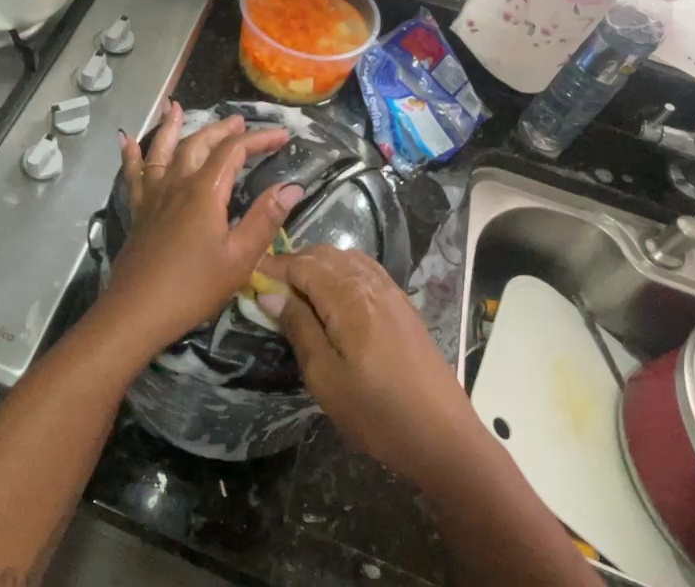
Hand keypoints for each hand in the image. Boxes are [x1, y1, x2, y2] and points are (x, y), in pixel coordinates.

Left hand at [102, 104, 300, 355]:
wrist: (138, 310)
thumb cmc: (194, 287)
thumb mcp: (240, 258)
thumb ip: (265, 218)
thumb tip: (292, 186)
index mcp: (204, 191)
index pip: (233, 151)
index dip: (258, 138)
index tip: (282, 135)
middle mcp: (176, 184)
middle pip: (198, 144)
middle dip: (222, 129)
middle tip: (240, 121)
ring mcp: (153, 196)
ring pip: (162, 150)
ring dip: (171, 127)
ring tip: (175, 107)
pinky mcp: (138, 211)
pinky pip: (134, 174)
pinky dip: (131, 155)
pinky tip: (125, 140)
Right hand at [258, 246, 472, 490]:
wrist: (445, 438)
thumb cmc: (377, 412)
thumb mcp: (324, 376)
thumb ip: (298, 327)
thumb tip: (270, 293)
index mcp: (349, 297)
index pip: (302, 264)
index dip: (273, 267)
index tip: (249, 279)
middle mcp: (372, 284)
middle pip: (325, 254)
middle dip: (294, 263)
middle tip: (270, 289)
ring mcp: (392, 293)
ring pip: (347, 259)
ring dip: (318, 266)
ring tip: (298, 294)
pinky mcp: (404, 307)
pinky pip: (366, 272)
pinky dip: (342, 273)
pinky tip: (334, 298)